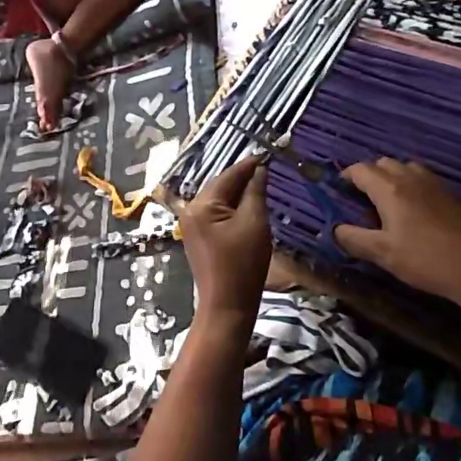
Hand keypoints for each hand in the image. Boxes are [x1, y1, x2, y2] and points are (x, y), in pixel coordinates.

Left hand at [179, 154, 271, 324]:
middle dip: (243, 178)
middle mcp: (191, 210)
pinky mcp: (199, 237)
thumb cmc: (243, 264)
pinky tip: (249, 207)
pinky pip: (217, 214)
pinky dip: (233, 208)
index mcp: (202, 205)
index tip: (268, 155)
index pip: (228, 175)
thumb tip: (259, 169)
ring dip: (239, 193)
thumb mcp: (254, 223)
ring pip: (219, 199)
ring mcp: (192, 225)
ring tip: (262, 186)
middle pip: (221, 185)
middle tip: (268, 170)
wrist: (227, 305)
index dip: (249, 165)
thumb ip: (256, 192)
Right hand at [334, 159, 460, 310]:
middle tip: (361, 202)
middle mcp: (410, 179)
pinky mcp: (448, 195)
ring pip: (404, 168)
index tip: (338, 192)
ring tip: (386, 205)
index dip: (345, 177)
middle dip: (368, 176)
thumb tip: (336, 230)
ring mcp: (432, 184)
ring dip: (391, 178)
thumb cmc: (424, 258)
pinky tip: (411, 212)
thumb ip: (354, 239)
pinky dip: (409, 185)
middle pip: (383, 163)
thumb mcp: (382, 253)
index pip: (360, 170)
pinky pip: (421, 179)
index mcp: (389, 189)